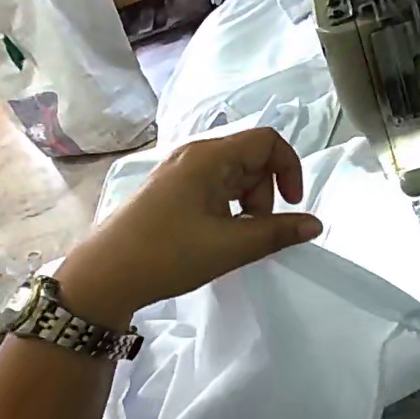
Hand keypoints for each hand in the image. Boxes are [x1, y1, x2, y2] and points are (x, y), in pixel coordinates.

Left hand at [55, 129, 321, 325]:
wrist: (103, 277)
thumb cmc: (167, 254)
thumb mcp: (231, 246)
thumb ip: (279, 232)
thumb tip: (315, 224)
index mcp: (208, 157)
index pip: (267, 141)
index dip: (289, 168)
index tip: (292, 204)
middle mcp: (194, 156)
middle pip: (252, 160)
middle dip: (266, 195)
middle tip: (256, 231)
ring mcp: (181, 174)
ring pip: (235, 178)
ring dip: (248, 206)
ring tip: (235, 239)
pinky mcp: (172, 192)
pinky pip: (216, 190)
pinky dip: (229, 210)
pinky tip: (218, 238)